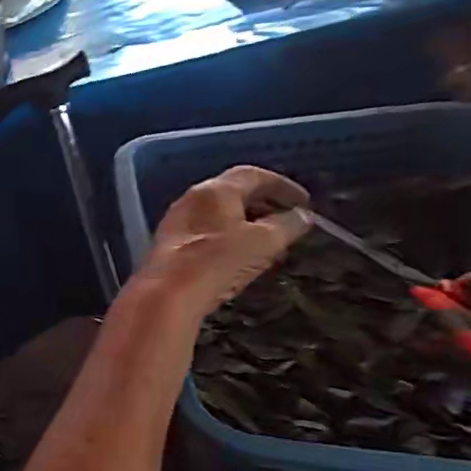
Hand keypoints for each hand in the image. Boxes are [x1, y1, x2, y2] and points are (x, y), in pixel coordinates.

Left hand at [139, 165, 311, 318]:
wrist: (165, 294)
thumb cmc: (217, 260)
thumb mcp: (265, 241)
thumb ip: (287, 224)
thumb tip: (301, 216)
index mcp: (212, 191)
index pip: (252, 175)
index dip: (282, 186)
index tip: (305, 202)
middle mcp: (188, 201)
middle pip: (231, 193)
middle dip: (263, 203)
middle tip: (289, 220)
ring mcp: (174, 223)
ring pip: (217, 215)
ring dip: (246, 222)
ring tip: (271, 240)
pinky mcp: (168, 246)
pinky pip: (204, 233)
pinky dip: (228, 237)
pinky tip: (241, 255)